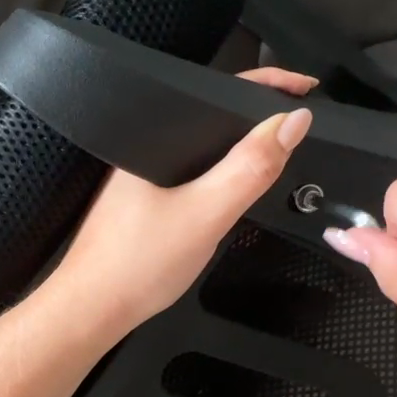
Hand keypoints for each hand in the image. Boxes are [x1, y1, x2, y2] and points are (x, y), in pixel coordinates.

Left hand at [46, 68, 315, 337]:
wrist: (91, 311)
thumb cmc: (135, 266)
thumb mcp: (206, 213)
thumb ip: (249, 168)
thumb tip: (291, 123)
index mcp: (151, 139)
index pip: (215, 91)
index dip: (266, 85)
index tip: (305, 87)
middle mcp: (142, 150)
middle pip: (210, 117)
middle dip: (256, 115)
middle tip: (299, 121)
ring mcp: (139, 176)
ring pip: (200, 149)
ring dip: (238, 147)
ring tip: (278, 149)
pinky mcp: (141, 200)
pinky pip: (189, 174)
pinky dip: (218, 174)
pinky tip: (233, 189)